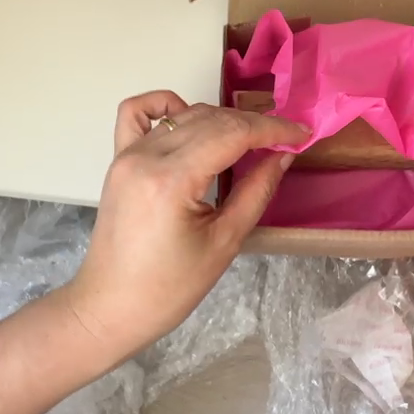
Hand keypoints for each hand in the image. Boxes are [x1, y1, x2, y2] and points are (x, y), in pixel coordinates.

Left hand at [61, 91, 306, 361]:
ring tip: (251, 139)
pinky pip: (138, 112)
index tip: (302, 136)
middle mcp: (146, 156)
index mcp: (172, 179)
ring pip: (185, 114)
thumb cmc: (169, 288)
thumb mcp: (224, 242)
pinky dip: (168, 106)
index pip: (232, 134)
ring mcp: (128, 154)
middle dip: (255, 125)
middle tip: (286, 141)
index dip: (273, 130)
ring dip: (223, 120)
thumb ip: (256, 191)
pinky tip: (190, 118)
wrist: (111, 307)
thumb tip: (283, 156)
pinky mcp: (118, 159)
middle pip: (212, 119)